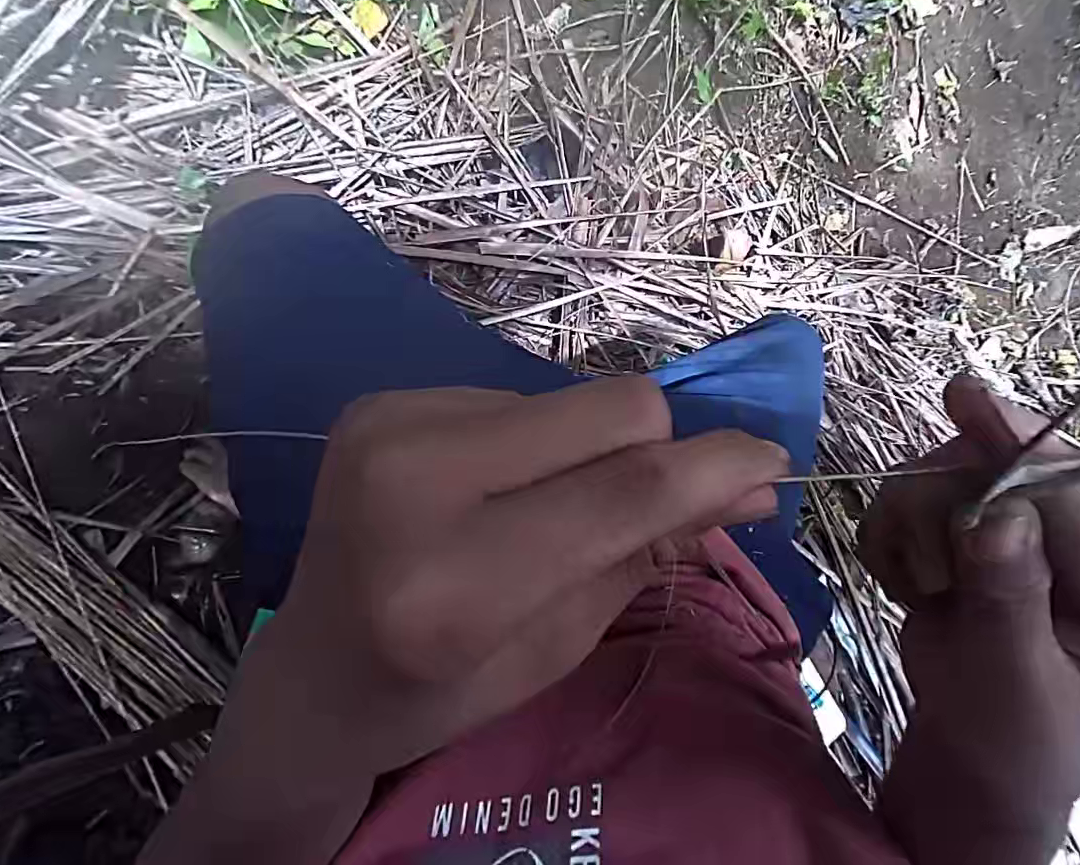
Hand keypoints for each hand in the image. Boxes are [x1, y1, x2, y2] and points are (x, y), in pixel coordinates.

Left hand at [144, 377, 788, 864]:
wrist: (310, 675)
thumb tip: (748, 484)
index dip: (713, 466)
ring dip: (589, 444)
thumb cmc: (441, 685)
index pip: (624, 493)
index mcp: (457, 584)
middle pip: (609, 410)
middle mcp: (413, 482)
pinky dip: (534, 437)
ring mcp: (389, 425)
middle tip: (654, 486)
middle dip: (657, 443)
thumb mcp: (562, 640)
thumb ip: (654, 547)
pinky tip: (492, 483)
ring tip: (544, 501)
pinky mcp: (382, 399)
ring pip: (568, 395)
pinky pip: (515, 395)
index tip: (769, 458)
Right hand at [860, 376, 1079, 862]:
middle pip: (1007, 471)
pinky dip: (895, 531)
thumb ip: (1010, 601)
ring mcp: (1037, 533)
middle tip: (931, 577)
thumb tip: (995, 513)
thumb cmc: (1009, 746)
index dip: (1024, 449)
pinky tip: (912, 579)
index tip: (966, 399)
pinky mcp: (984, 526)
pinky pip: (918, 490)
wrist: (973, 758)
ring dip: (914, 525)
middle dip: (946, 511)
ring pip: (953, 472)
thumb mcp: (1016, 692)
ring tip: (923, 590)